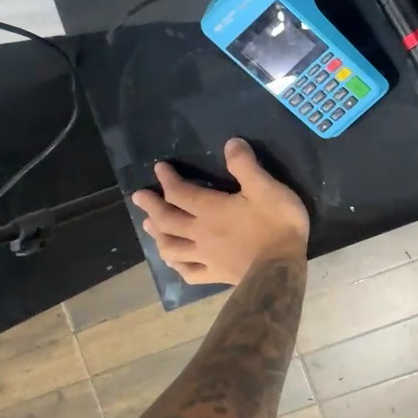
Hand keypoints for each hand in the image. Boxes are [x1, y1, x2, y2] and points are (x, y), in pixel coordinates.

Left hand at [132, 138, 309, 285]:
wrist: (279, 267)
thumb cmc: (276, 222)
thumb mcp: (266, 187)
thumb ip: (246, 166)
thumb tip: (229, 143)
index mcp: (211, 210)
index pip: (180, 193)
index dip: (168, 180)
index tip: (159, 168)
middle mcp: (199, 233)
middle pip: (167, 220)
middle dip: (152, 206)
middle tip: (139, 196)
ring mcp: (204, 256)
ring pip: (171, 246)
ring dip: (157, 234)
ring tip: (148, 226)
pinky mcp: (214, 274)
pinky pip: (188, 271)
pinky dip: (177, 265)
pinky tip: (175, 262)